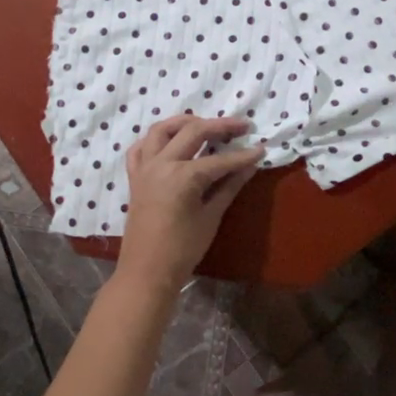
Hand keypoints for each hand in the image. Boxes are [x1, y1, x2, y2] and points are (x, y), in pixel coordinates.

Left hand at [117, 116, 263, 293]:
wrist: (147, 272)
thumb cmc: (183, 249)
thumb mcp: (211, 217)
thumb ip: (229, 186)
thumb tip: (249, 166)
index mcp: (183, 176)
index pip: (220, 159)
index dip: (243, 155)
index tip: (261, 148)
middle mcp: (162, 163)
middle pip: (192, 132)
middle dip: (219, 126)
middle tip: (241, 125)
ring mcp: (144, 168)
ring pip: (161, 130)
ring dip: (184, 122)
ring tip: (205, 124)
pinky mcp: (134, 177)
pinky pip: (140, 148)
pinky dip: (154, 140)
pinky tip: (169, 142)